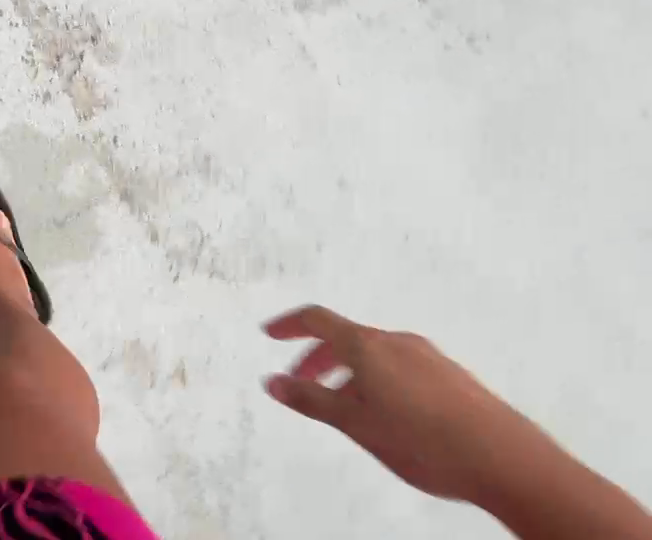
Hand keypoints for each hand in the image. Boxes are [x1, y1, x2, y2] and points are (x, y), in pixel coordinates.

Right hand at [263, 304, 550, 504]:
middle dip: (319, 358)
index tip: (270, 333)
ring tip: (350, 407)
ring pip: (379, 356)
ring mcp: (434, 361)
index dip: (289, 324)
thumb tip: (272, 382)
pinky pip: (407, 370)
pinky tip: (394, 416)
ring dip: (354, 373)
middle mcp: (399, 343)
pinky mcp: (460, 382)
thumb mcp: (354, 423)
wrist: (516, 468)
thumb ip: (309, 399)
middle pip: (347, 338)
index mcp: (367, 345)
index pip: (316, 319)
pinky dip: (385, 382)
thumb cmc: (423, 440)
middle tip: (305, 381)